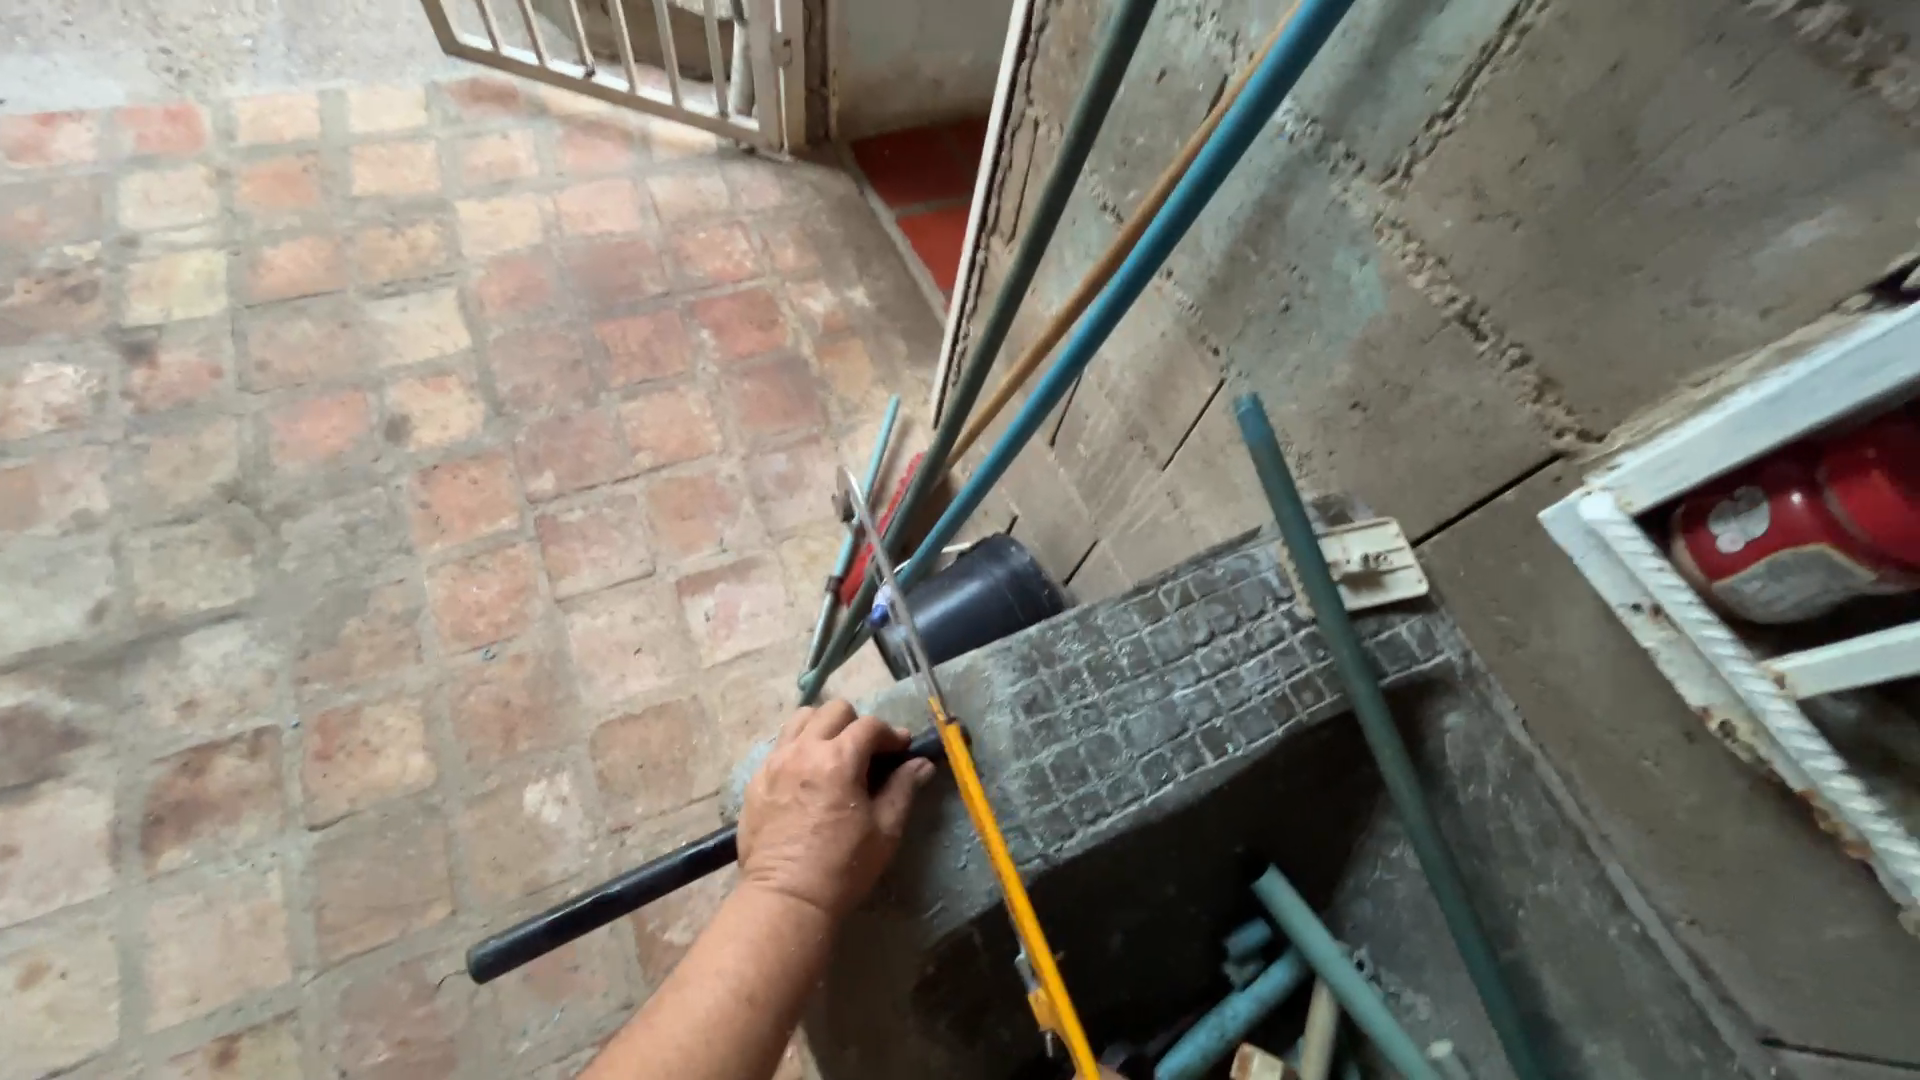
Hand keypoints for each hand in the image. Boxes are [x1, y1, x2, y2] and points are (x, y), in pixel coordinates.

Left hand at [736, 700, 935, 917]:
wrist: (786, 899)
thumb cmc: (843, 867)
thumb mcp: (885, 829)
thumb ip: (904, 788)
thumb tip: (922, 763)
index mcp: (838, 759)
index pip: (870, 725)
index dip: (890, 734)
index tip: (901, 750)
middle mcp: (804, 750)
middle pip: (833, 710)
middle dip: (856, 724)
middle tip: (866, 753)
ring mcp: (775, 762)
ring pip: (801, 720)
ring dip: (823, 728)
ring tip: (834, 755)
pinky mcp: (756, 779)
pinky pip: (780, 746)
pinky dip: (799, 748)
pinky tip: (808, 776)